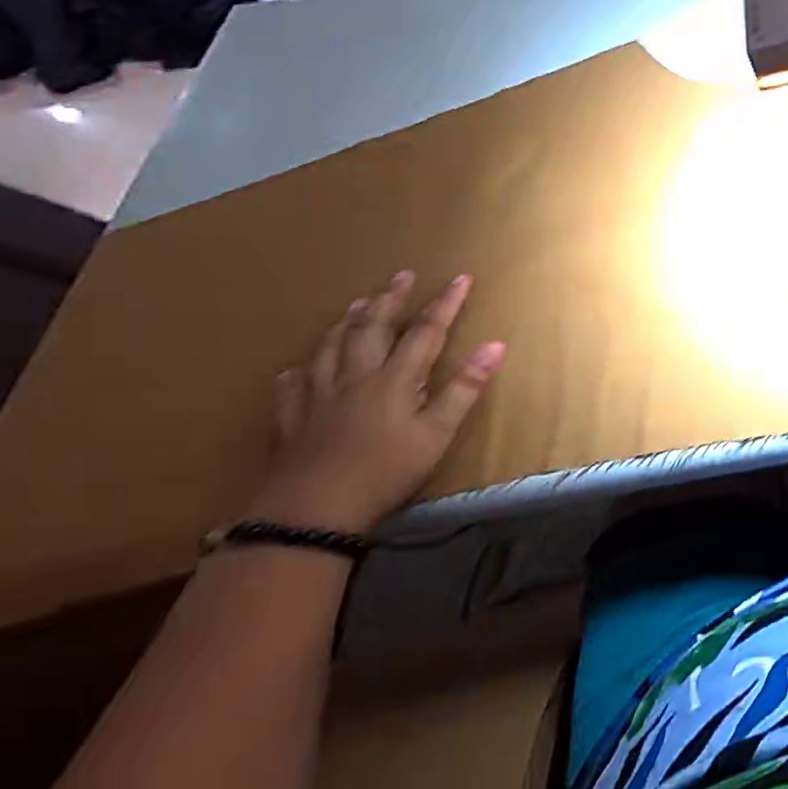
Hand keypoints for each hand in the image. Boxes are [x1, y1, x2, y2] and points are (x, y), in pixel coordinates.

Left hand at [249, 271, 505, 532]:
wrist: (312, 512)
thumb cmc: (387, 471)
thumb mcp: (438, 433)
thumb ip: (464, 388)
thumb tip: (495, 345)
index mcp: (394, 379)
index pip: (425, 331)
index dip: (444, 303)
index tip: (460, 278)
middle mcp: (355, 378)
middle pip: (373, 329)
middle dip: (391, 300)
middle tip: (401, 276)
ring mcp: (318, 397)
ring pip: (331, 348)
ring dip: (348, 323)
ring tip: (359, 305)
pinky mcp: (291, 421)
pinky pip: (291, 386)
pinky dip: (299, 370)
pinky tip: (298, 367)